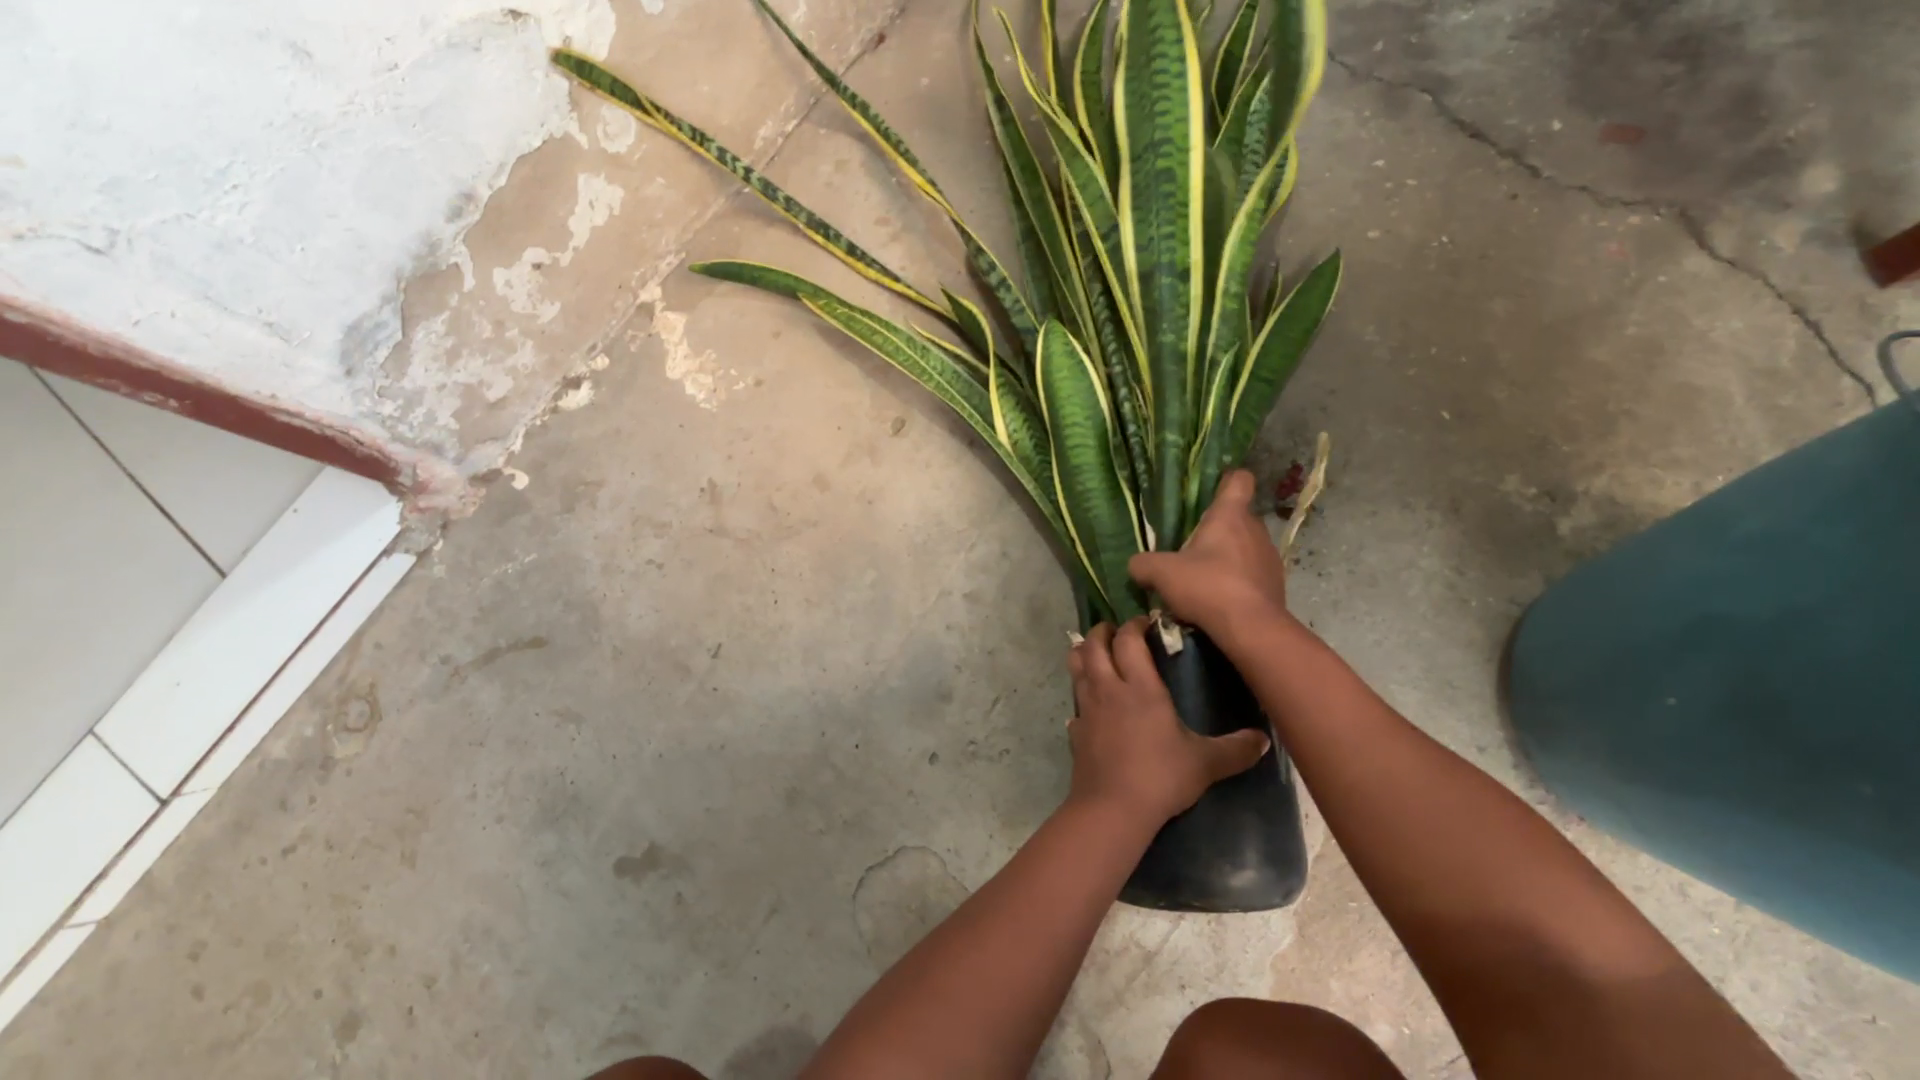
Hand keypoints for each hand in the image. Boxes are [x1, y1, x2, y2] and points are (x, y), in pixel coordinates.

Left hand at [1066, 618, 1270, 826]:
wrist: (1112, 809)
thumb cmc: (1160, 777)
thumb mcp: (1206, 763)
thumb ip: (1235, 749)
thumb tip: (1264, 740)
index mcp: (1140, 687)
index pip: (1128, 640)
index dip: (1133, 625)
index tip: (1145, 622)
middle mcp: (1109, 690)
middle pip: (1094, 646)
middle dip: (1102, 632)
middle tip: (1114, 631)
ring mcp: (1087, 711)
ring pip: (1076, 669)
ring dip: (1083, 655)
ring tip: (1095, 654)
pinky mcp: (1076, 734)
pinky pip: (1075, 706)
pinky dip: (1081, 699)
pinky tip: (1090, 709)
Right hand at [1129, 470, 1292, 642]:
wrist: (1251, 630)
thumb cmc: (1207, 587)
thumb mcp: (1162, 574)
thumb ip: (1143, 564)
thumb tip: (1136, 565)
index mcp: (1230, 515)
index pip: (1239, 480)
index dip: (1226, 481)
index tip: (1211, 491)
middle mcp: (1256, 530)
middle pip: (1239, 517)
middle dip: (1218, 529)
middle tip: (1192, 547)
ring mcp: (1269, 558)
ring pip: (1247, 547)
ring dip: (1228, 557)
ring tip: (1205, 579)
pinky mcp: (1275, 586)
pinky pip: (1253, 575)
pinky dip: (1238, 582)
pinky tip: (1219, 600)